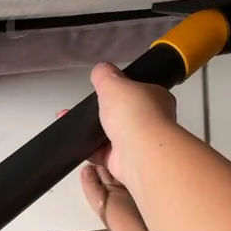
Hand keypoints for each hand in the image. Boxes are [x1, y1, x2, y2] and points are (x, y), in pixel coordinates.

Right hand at [89, 62, 181, 182]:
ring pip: (110, 134)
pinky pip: (102, 153)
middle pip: (122, 114)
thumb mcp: (113, 82)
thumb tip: (100, 70)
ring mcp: (136, 143)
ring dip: (92, 130)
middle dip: (102, 111)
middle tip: (86, 108)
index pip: (138, 90)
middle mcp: (149, 121)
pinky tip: (78, 141)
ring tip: (74, 120)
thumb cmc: (136, 115)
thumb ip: (105, 74)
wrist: (139, 152)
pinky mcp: (122, 161)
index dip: (121, 89)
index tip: (104, 89)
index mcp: (156, 98)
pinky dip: (89, 149)